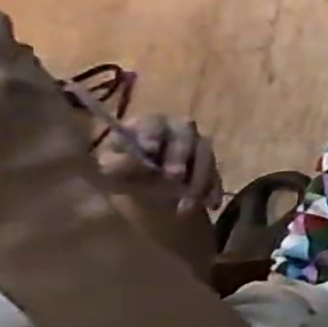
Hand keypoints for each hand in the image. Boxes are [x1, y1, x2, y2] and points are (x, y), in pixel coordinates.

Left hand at [98, 114, 222, 210]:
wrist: (144, 196)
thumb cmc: (122, 177)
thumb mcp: (111, 173)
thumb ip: (118, 164)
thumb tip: (134, 159)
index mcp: (147, 127)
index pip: (153, 122)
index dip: (152, 133)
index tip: (149, 150)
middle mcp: (177, 130)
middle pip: (186, 133)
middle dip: (179, 155)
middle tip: (173, 177)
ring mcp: (198, 145)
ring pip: (205, 153)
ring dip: (198, 177)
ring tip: (187, 203)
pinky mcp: (212, 163)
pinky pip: (217, 172)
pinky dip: (212, 189)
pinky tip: (208, 204)